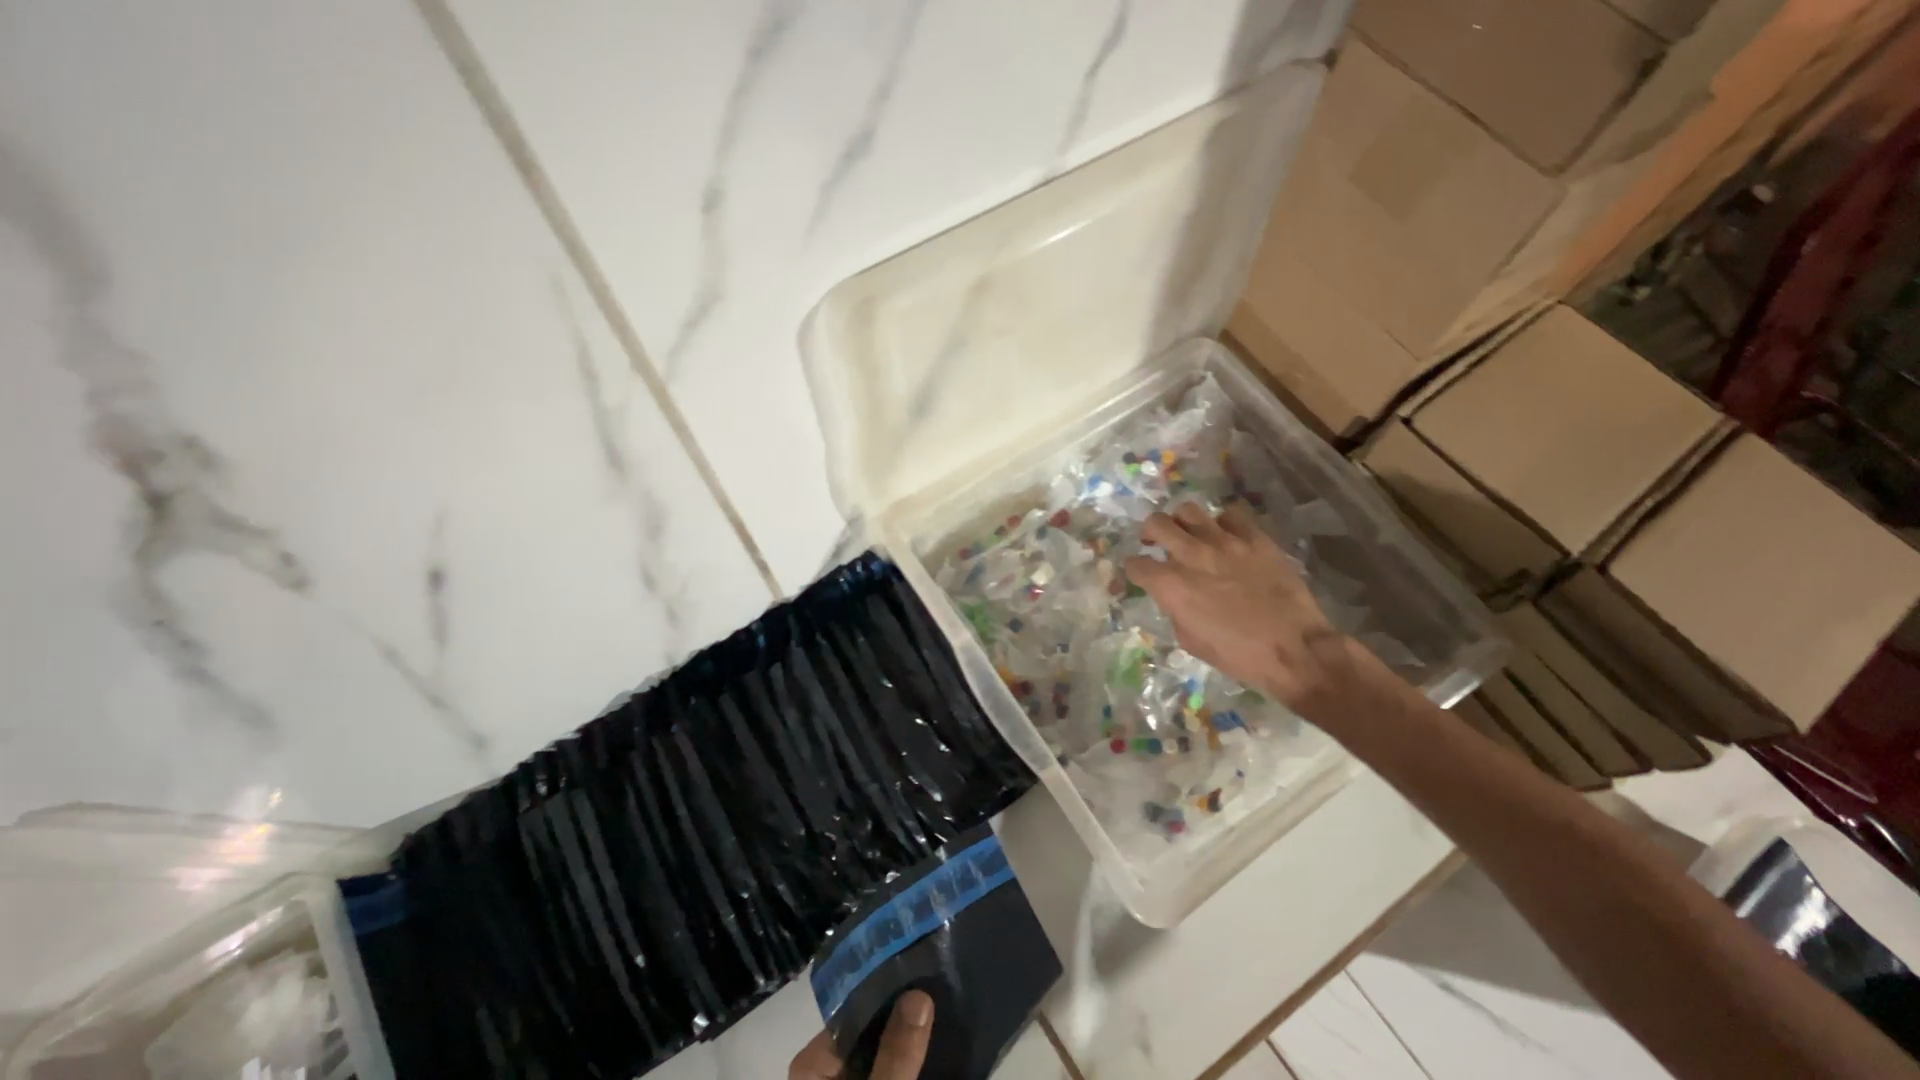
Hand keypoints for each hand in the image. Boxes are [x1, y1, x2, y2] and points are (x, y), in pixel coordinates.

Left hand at [790, 990, 934, 1079]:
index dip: (892, 991)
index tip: (926, 971)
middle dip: (905, 1015)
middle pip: (871, 1030)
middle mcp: (825, 1066)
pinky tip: (939, 1044)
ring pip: (883, 1050)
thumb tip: (919, 994)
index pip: (856, 1009)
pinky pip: (887, 1067)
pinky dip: (908, 1060)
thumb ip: (896, 1055)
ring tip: (948, 1008)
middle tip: (945, 990)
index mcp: (813, 1060)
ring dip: (910, 1039)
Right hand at [1124, 503, 1379, 724]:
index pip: (1136, 564)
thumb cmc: (1239, 655)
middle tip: (1156, 542)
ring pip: (1189, 510)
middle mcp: (1192, 556)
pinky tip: (1227, 535)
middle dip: (1150, 532)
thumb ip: (1176, 611)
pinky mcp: (1255, 537)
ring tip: (1190, 533)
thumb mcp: (1192, 642)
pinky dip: (1223, 522)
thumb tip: (1175, 597)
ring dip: (1183, 522)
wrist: (1293, 648)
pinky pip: (1231, 514)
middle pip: (1156, 524)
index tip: (1140, 574)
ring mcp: (1225, 541)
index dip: (1134, 569)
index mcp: (1172, 586)